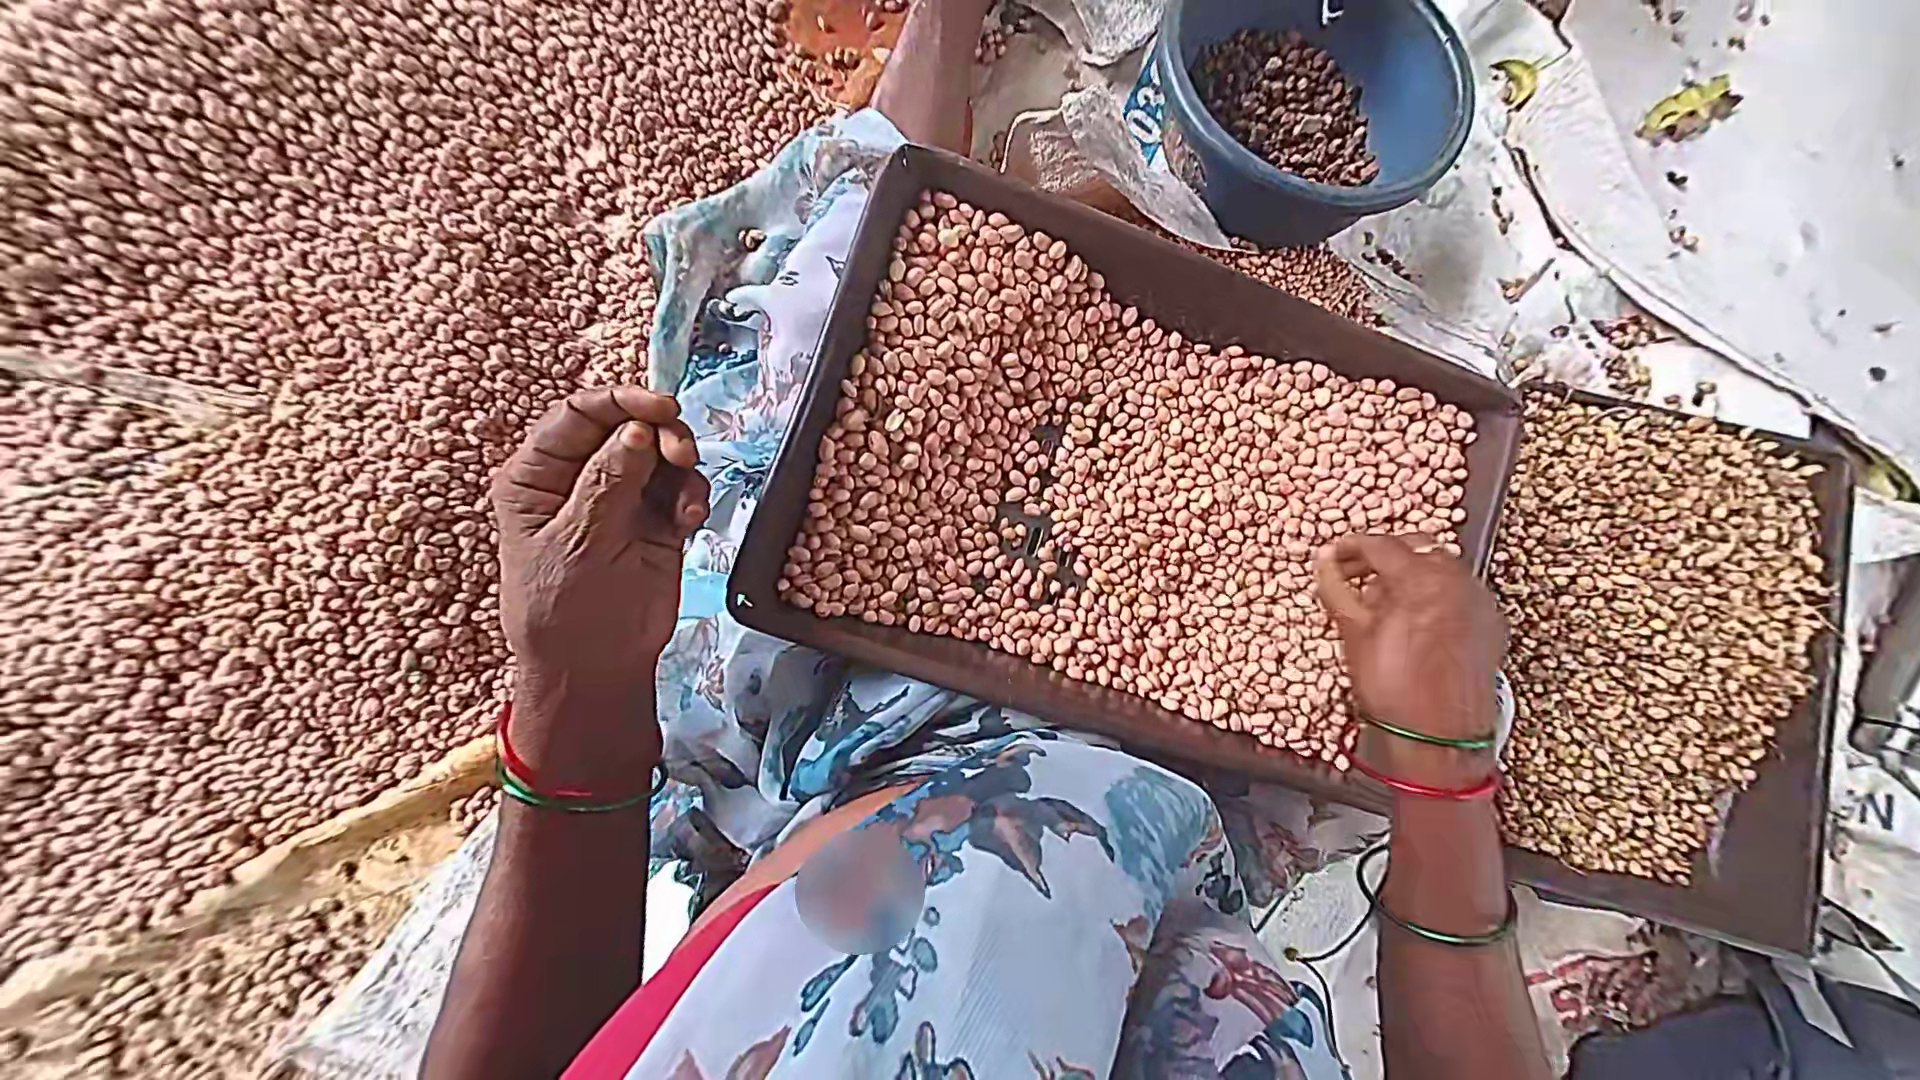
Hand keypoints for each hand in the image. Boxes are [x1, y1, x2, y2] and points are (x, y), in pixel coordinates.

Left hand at [491, 387, 709, 773]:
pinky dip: (692, 498)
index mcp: (541, 474)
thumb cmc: (565, 606)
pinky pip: (682, 490)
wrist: (597, 662)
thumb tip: (637, 430)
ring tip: (687, 505)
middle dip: (662, 435)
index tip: (665, 408)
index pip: (580, 415)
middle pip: (629, 428)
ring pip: (663, 456)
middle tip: (683, 456)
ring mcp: (624, 498)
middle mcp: (584, 478)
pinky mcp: (658, 520)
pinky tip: (690, 522)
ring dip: (683, 469)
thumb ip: (608, 482)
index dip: (623, 402)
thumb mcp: (578, 540)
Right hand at [1314, 534, 1506, 788]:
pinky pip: (1454, 588)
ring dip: (1404, 570)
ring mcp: (1477, 602)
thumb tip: (1325, 563)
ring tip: (1373, 594)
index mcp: (1422, 581)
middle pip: (1414, 545)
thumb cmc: (1394, 687)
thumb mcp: (1352, 632)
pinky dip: (1428, 589)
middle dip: (1378, 554)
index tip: (1332, 555)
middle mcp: (1458, 583)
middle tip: (1349, 569)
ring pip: (1437, 564)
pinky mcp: (1487, 622)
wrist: (1439, 736)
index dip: (1349, 546)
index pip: (1380, 544)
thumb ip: (1336, 588)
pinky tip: (1405, 613)